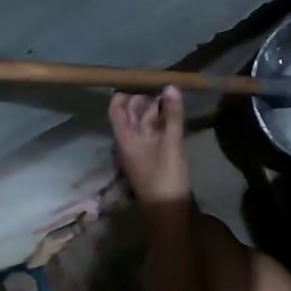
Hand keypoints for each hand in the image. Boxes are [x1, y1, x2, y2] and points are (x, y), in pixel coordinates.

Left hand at [108, 87, 189, 208]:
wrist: (169, 211)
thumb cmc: (166, 177)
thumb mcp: (172, 143)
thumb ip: (173, 115)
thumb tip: (171, 87)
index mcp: (126, 138)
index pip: (117, 110)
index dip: (124, 93)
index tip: (138, 79)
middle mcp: (130, 142)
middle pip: (131, 115)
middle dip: (143, 98)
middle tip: (160, 83)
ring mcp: (141, 151)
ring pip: (144, 124)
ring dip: (154, 109)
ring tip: (170, 94)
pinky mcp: (152, 158)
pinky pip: (153, 134)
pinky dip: (161, 122)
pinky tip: (174, 115)